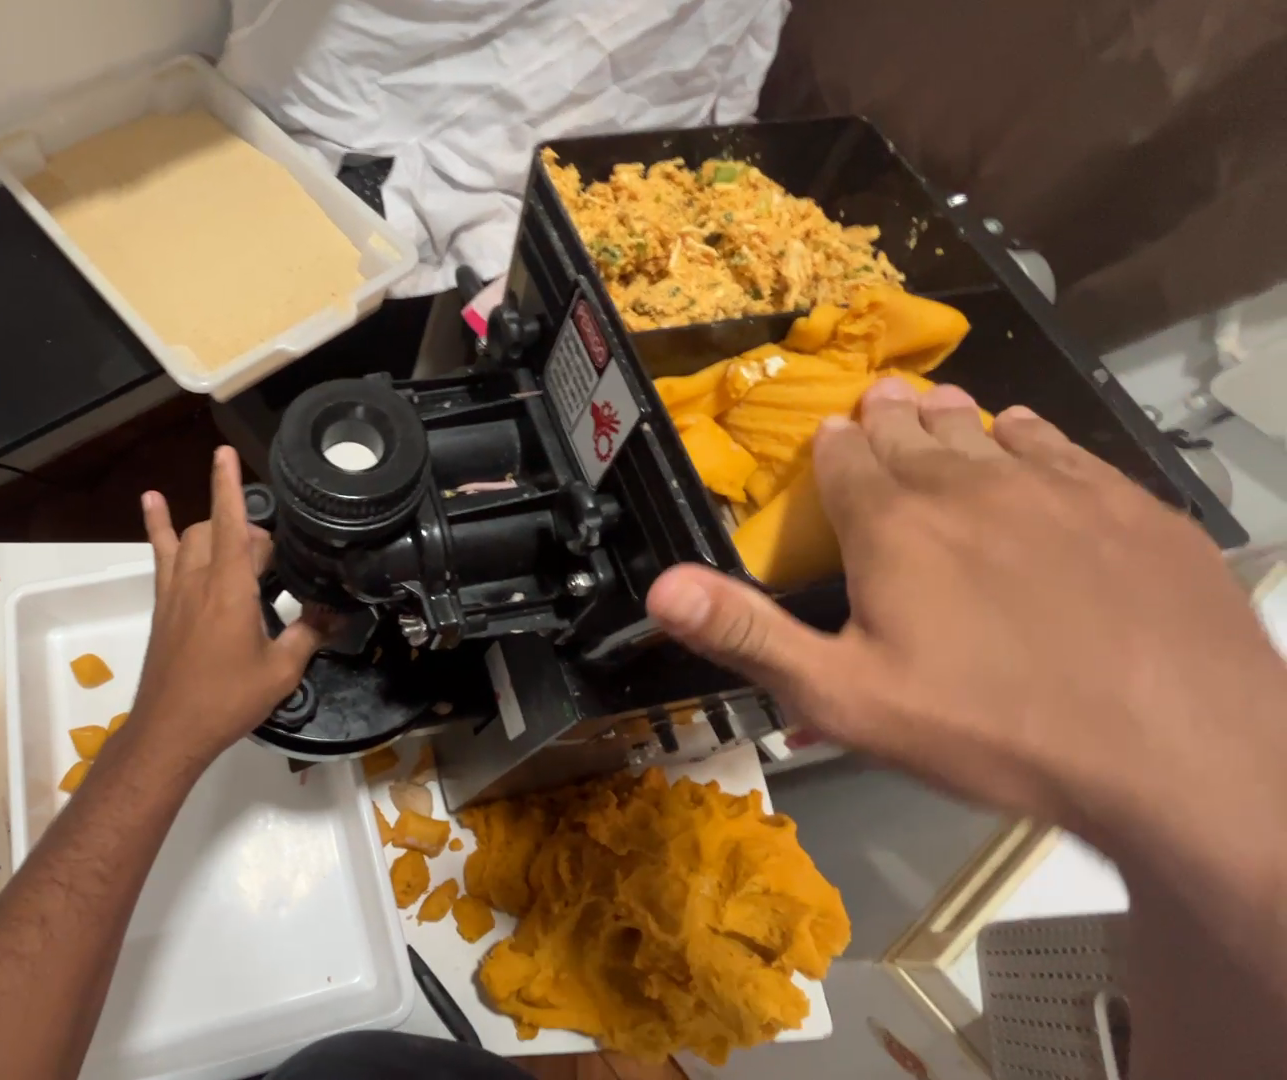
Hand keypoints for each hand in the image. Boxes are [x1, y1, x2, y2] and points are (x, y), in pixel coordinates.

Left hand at [127, 446, 329, 763]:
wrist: (171, 729)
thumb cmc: (227, 699)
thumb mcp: (281, 671)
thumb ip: (309, 634)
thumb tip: (332, 613)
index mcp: (230, 589)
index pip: (232, 525)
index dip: (229, 486)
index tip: (226, 453)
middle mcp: (198, 579)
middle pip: (218, 530)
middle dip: (249, 533)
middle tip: (273, 564)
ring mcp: (174, 590)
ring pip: (190, 537)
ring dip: (213, 527)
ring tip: (239, 543)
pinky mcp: (163, 604)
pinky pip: (161, 555)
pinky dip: (159, 526)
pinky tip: (154, 502)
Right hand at [645, 377, 1286, 836]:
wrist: (1191, 762)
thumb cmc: (989, 728)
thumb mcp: (839, 695)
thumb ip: (744, 633)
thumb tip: (660, 587)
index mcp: (894, 528)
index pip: (848, 464)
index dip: (831, 447)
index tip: (826, 434)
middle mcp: (971, 490)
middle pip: (915, 437)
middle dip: (887, 418)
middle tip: (875, 398)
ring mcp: (1063, 495)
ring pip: (988, 435)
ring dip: (951, 418)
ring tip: (932, 401)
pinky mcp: (1137, 515)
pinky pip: (1067, 451)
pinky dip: (1031, 436)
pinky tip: (1023, 433)